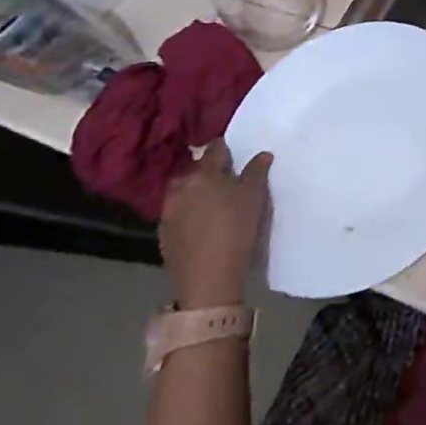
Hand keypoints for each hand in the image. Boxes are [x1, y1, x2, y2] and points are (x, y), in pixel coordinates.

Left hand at [159, 139, 271, 308]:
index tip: (236, 154)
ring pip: (184, 192)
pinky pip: (178, 212)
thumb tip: (261, 155)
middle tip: (228, 181)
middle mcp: (181, 187)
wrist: (208, 276)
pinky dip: (189, 212)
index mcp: (204, 173)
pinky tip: (202, 223)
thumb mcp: (255, 196)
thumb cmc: (236, 228)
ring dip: (197, 192)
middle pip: (196, 170)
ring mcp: (168, 211)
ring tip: (215, 203)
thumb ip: (257, 171)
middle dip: (209, 172)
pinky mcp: (164, 233)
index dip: (226, 148)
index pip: (215, 149)